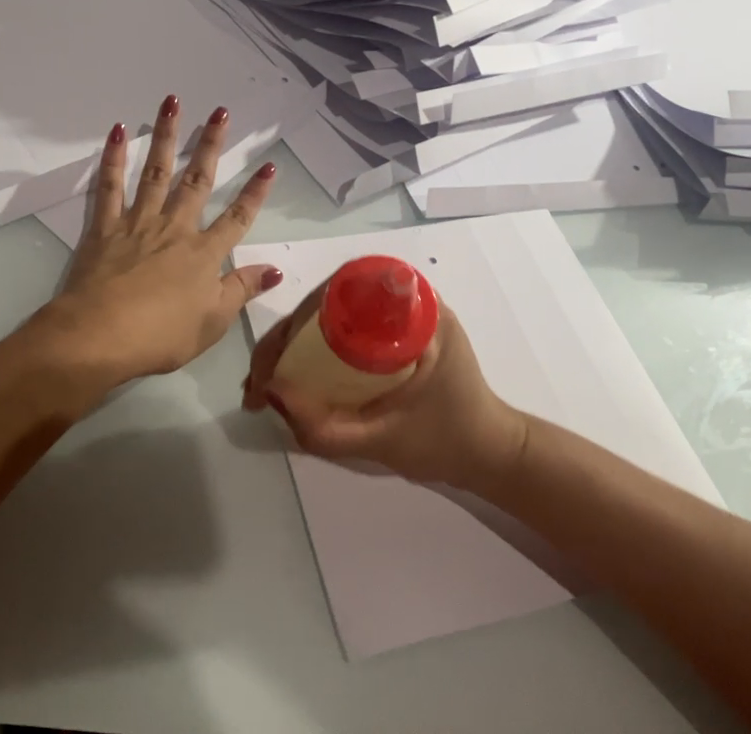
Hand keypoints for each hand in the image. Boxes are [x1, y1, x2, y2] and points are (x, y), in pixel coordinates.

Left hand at [27, 95, 282, 390]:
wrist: (101, 335)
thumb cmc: (161, 335)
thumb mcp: (212, 321)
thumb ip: (241, 289)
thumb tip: (274, 269)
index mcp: (204, 254)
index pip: (237, 218)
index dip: (256, 192)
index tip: (270, 164)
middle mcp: (175, 229)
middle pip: (198, 181)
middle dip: (211, 145)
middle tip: (221, 112)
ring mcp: (138, 223)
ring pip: (157, 172)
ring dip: (167, 135)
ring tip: (173, 102)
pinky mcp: (104, 227)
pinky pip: (110, 186)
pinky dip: (115, 157)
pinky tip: (120, 131)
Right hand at [243, 283, 527, 489]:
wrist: (491, 456)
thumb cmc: (447, 443)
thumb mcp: (383, 440)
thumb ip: (327, 428)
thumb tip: (271, 396)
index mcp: (418, 312)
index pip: (341, 293)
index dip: (297, 319)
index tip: (273, 359)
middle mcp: (409, 303)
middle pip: (328, 303)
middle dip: (285, 337)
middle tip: (260, 378)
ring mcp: (400, 319)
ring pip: (330, 318)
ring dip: (293, 345)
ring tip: (266, 382)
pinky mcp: (392, 338)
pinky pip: (342, 334)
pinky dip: (311, 353)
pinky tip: (291, 379)